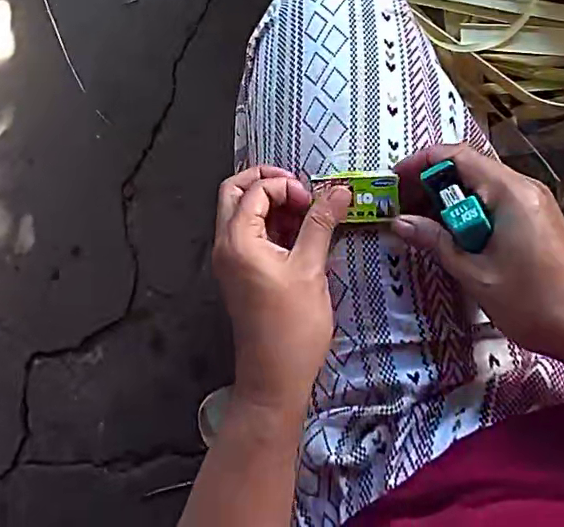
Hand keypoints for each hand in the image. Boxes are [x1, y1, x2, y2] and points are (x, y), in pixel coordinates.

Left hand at [211, 164, 352, 412]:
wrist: (274, 380)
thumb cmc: (292, 326)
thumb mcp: (310, 268)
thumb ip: (321, 223)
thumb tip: (339, 190)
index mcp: (237, 239)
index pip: (255, 190)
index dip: (285, 187)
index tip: (313, 202)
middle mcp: (225, 243)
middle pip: (235, 191)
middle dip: (267, 182)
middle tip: (300, 191)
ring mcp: (228, 258)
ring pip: (239, 210)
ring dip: (269, 203)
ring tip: (304, 214)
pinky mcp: (238, 271)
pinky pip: (247, 232)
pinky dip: (268, 223)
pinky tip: (297, 235)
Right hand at [392, 144, 563, 363]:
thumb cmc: (535, 303)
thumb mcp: (476, 274)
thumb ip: (436, 242)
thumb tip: (400, 223)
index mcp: (509, 192)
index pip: (457, 156)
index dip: (421, 163)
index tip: (396, 181)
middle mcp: (522, 187)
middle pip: (467, 167)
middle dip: (431, 183)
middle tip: (403, 206)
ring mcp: (532, 202)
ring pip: (479, 185)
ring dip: (448, 199)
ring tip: (421, 222)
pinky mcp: (536, 218)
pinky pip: (493, 200)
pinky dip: (467, 210)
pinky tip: (452, 234)